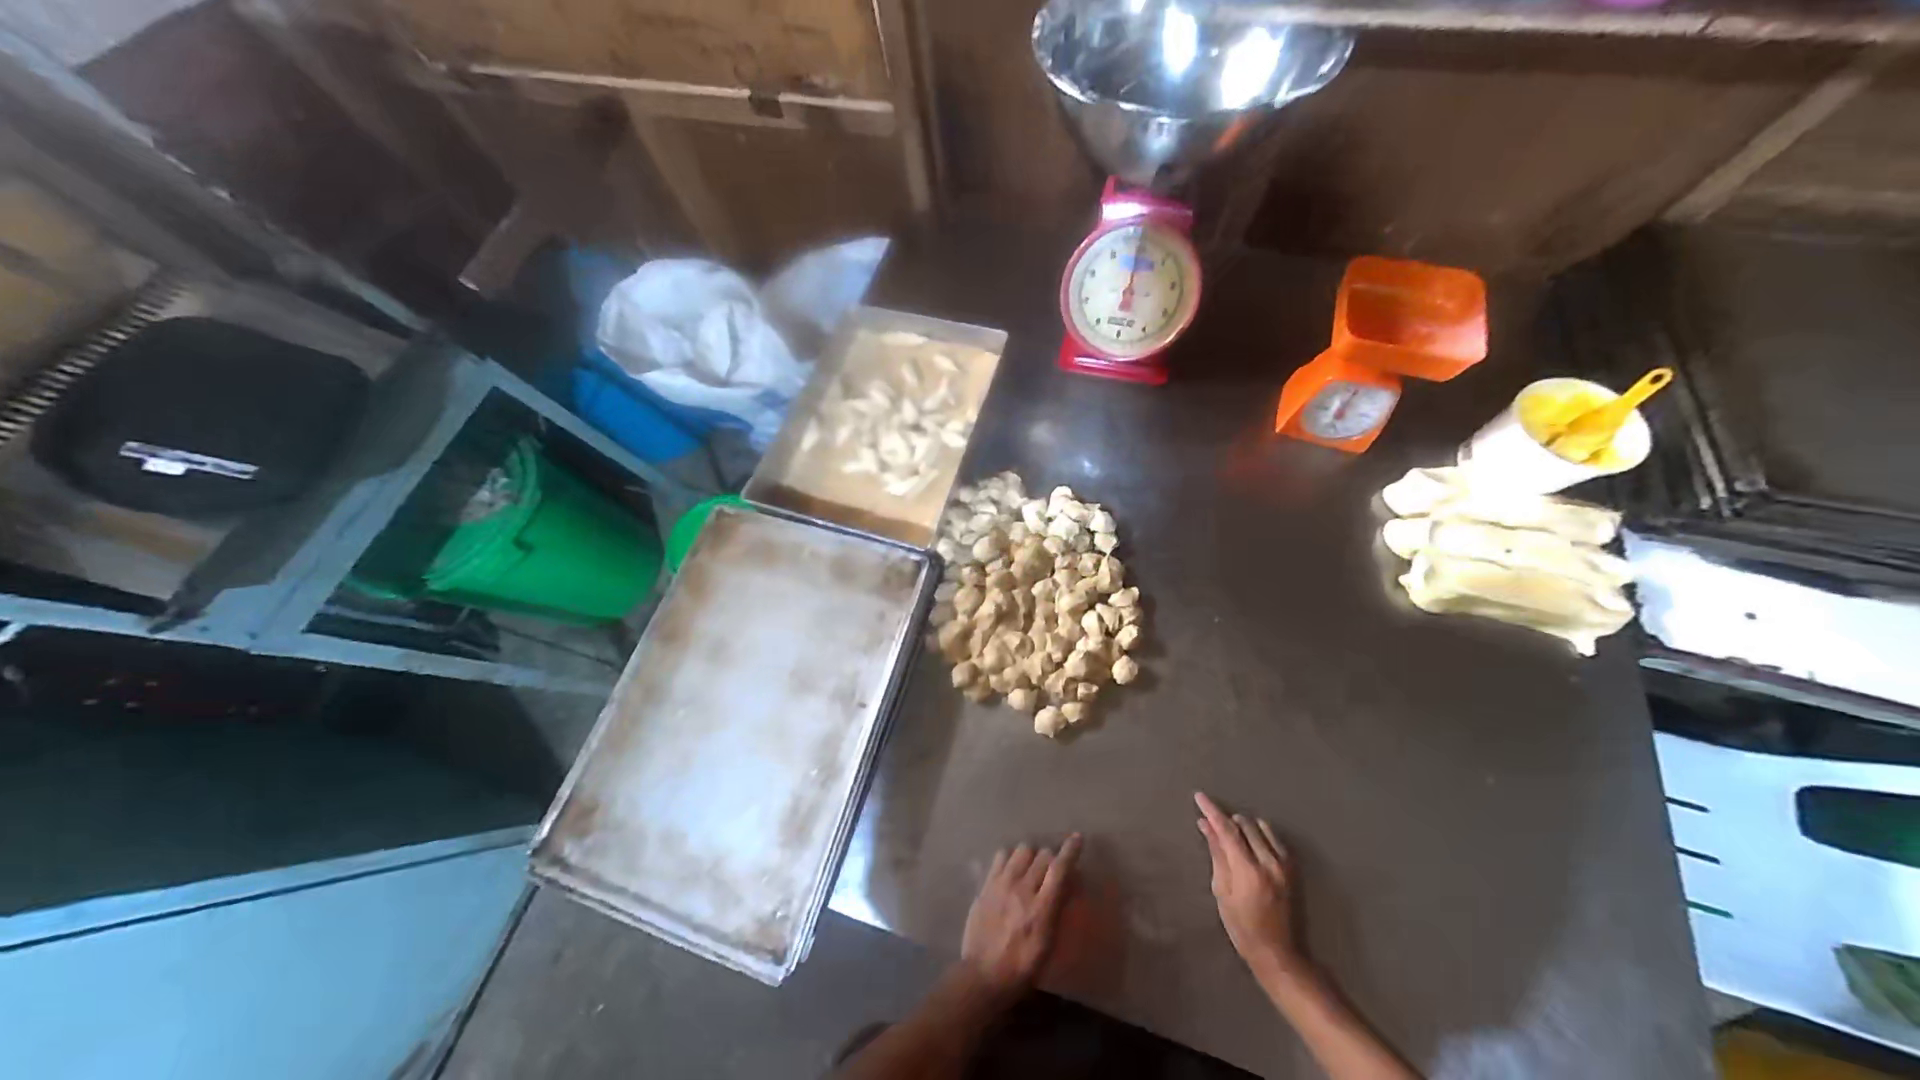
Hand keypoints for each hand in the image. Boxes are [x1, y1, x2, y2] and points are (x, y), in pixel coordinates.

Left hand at [959, 834, 1082, 997]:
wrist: (983, 974)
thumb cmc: (1023, 967)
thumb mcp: (1048, 943)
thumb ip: (1057, 910)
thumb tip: (1066, 885)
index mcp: (1042, 909)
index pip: (1059, 869)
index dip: (1070, 851)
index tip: (1077, 838)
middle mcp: (1022, 890)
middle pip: (1043, 855)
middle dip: (1052, 859)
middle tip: (1052, 872)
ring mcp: (1001, 884)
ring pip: (1023, 850)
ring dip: (1032, 856)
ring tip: (1031, 869)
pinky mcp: (987, 884)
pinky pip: (1002, 856)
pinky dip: (1011, 858)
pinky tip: (1012, 871)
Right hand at [1195, 792, 1306, 982]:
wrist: (1278, 952)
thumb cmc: (1242, 927)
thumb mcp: (1222, 891)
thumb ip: (1217, 854)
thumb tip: (1205, 826)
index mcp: (1248, 870)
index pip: (1227, 829)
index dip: (1212, 811)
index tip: (1199, 796)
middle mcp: (1269, 862)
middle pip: (1246, 824)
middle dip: (1228, 821)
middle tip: (1214, 826)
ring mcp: (1284, 864)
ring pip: (1262, 828)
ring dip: (1245, 827)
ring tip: (1234, 839)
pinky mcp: (1293, 868)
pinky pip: (1275, 839)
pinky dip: (1260, 836)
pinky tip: (1252, 846)